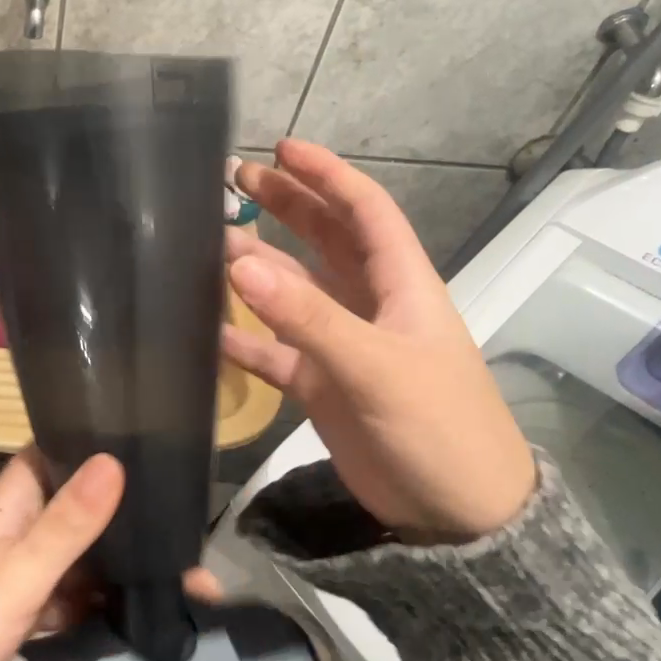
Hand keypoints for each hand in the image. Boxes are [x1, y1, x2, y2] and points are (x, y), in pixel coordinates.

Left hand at [0, 451, 213, 660]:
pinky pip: (85, 589)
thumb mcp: (17, 571)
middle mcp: (25, 522)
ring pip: (90, 549)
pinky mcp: (41, 602)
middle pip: (84, 504)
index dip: (99, 445)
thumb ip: (66, 523)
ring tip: (195, 573)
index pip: (58, 450)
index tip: (153, 444)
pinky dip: (115, 595)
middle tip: (191, 528)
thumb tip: (113, 461)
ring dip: (131, 559)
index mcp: (12, 499)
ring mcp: (34, 564)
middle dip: (132, 514)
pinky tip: (161, 603)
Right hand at [223, 140, 533, 541]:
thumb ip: (307, 317)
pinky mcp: (319, 385)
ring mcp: (342, 345)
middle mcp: (369, 306)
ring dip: (255, 268)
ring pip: (291, 293)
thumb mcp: (376, 365)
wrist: (454, 513)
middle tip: (232, 180)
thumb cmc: (437, 426)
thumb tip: (238, 263)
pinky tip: (205, 330)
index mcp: (401, 285)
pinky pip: (272, 350)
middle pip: (323, 241)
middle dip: (285, 206)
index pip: (364, 212)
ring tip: (206, 245)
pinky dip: (242, 338)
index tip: (281, 147)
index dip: (327, 176)